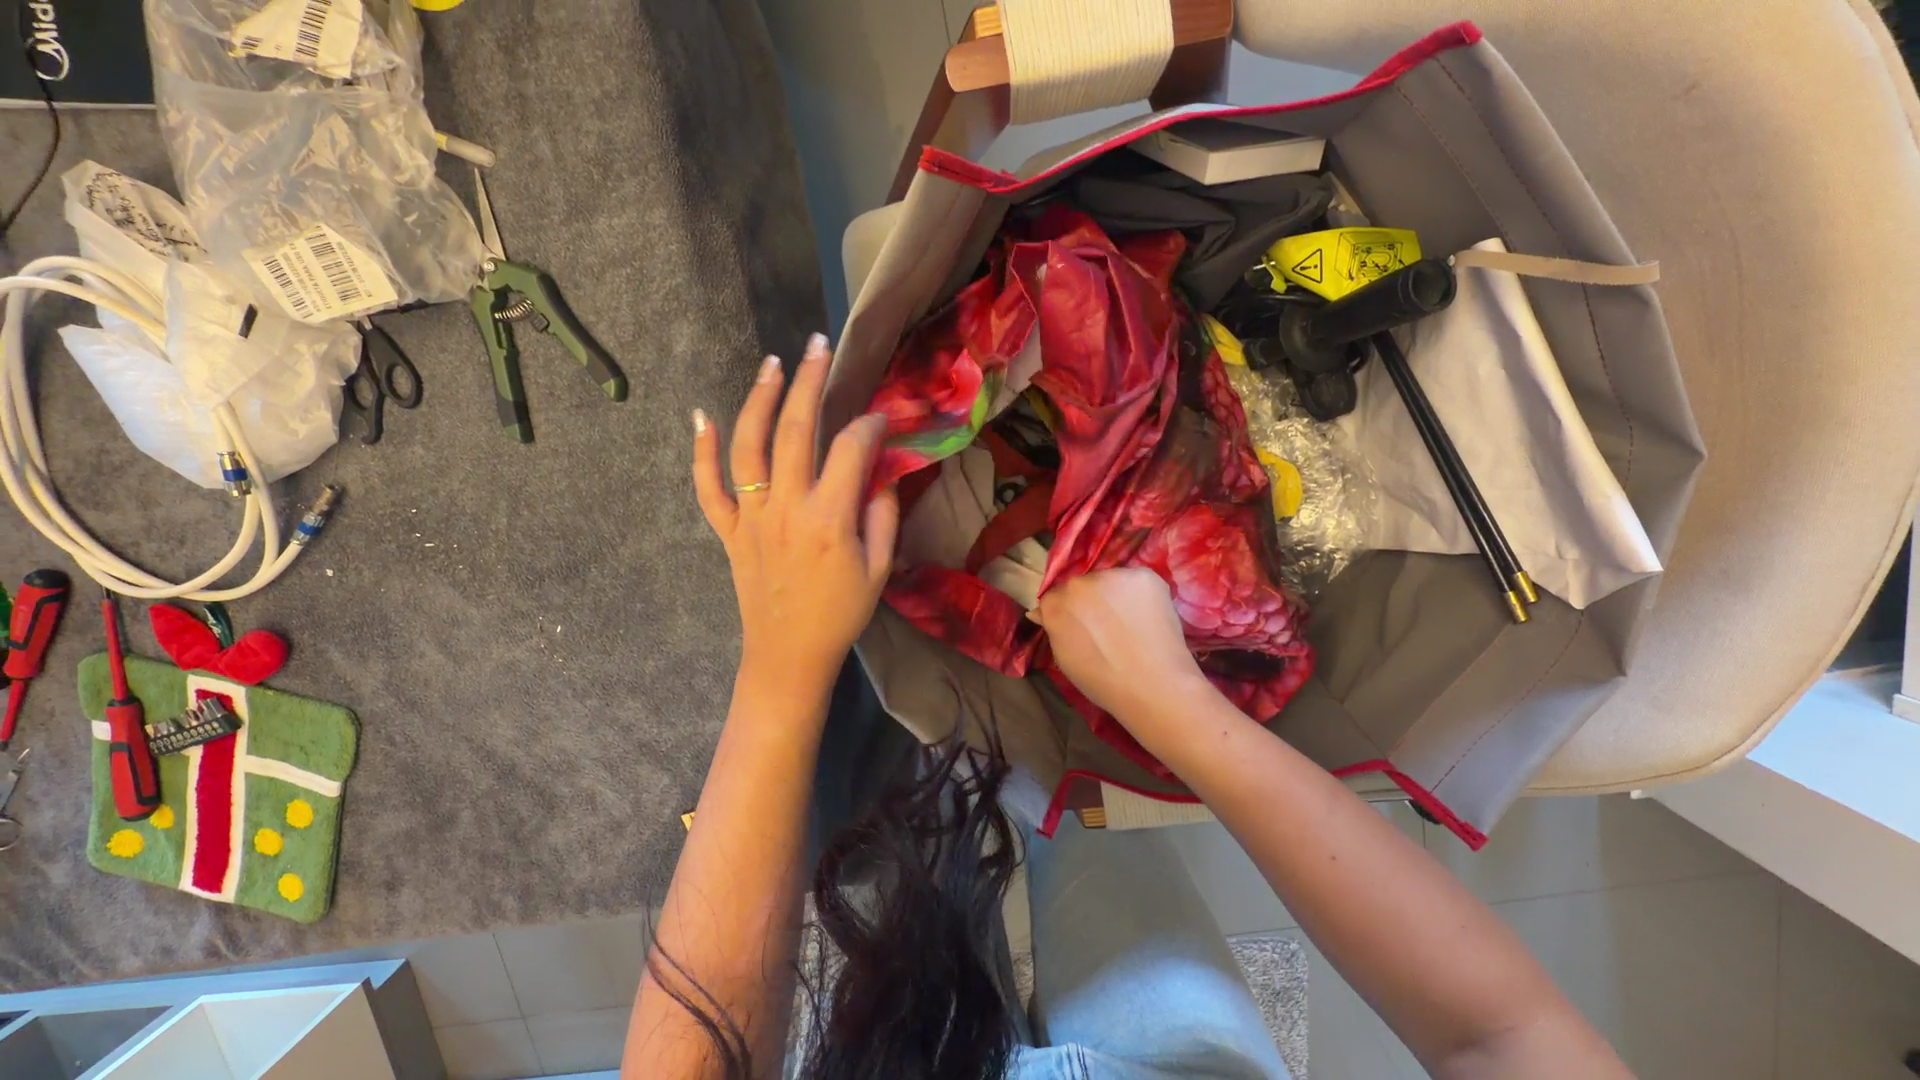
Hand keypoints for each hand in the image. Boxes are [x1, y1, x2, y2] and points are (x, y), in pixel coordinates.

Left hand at [693, 333, 899, 689]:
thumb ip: (883, 515)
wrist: (788, 655)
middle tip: (818, 344)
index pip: (850, 448)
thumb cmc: (841, 614)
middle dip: (810, 381)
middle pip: (795, 429)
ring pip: (748, 446)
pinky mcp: (728, 530)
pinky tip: (701, 416)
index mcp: (830, 517)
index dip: (869, 425)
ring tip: (771, 364)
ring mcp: (751, 516)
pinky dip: (701, 451)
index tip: (881, 419)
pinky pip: (708, 487)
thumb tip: (881, 472)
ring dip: (759, 399)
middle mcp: (786, 507)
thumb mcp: (879, 569)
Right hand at [1034, 568, 1207, 726]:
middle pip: (1082, 586)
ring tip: (1130, 621)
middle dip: (1091, 600)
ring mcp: (1113, 576)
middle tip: (1108, 625)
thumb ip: (1054, 629)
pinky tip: (1147, 616)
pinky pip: (1137, 581)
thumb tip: (1041, 612)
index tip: (1082, 628)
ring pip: (1110, 581)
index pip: (1056, 597)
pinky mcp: (1144, 575)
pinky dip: (1140, 594)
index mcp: (1055, 604)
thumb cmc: (1103, 681)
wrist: (1153, 685)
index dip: (1070, 613)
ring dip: (1115, 595)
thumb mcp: (1065, 659)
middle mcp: (1080, 583)